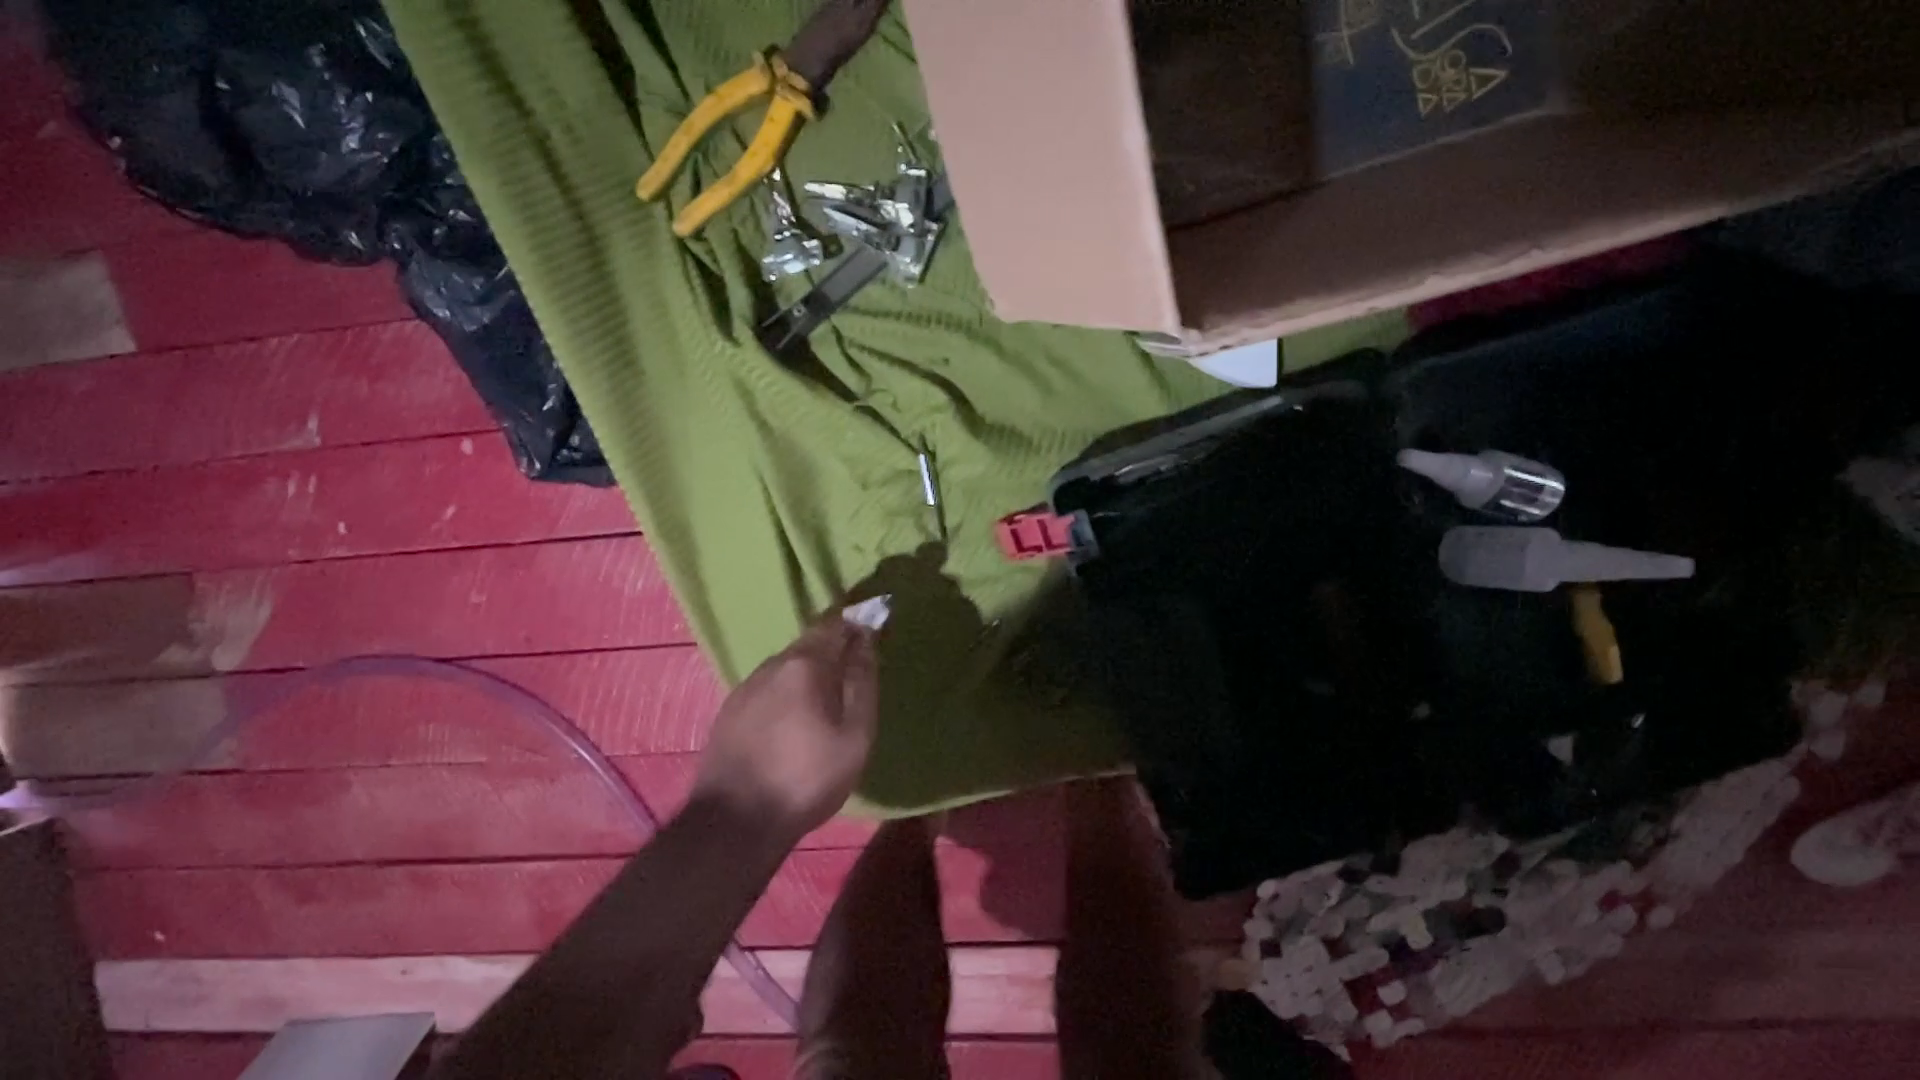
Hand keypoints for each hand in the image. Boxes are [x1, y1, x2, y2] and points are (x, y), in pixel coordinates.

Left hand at [692, 616, 878, 836]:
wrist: (735, 822)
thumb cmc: (807, 778)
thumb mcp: (855, 735)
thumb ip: (862, 682)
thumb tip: (865, 639)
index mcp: (804, 664)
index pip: (834, 624)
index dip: (856, 625)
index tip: (873, 637)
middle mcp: (771, 665)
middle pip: (808, 645)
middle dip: (833, 653)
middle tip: (853, 680)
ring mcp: (745, 688)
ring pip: (786, 669)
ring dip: (808, 677)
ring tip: (825, 706)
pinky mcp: (729, 713)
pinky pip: (768, 691)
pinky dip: (786, 697)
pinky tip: (792, 725)